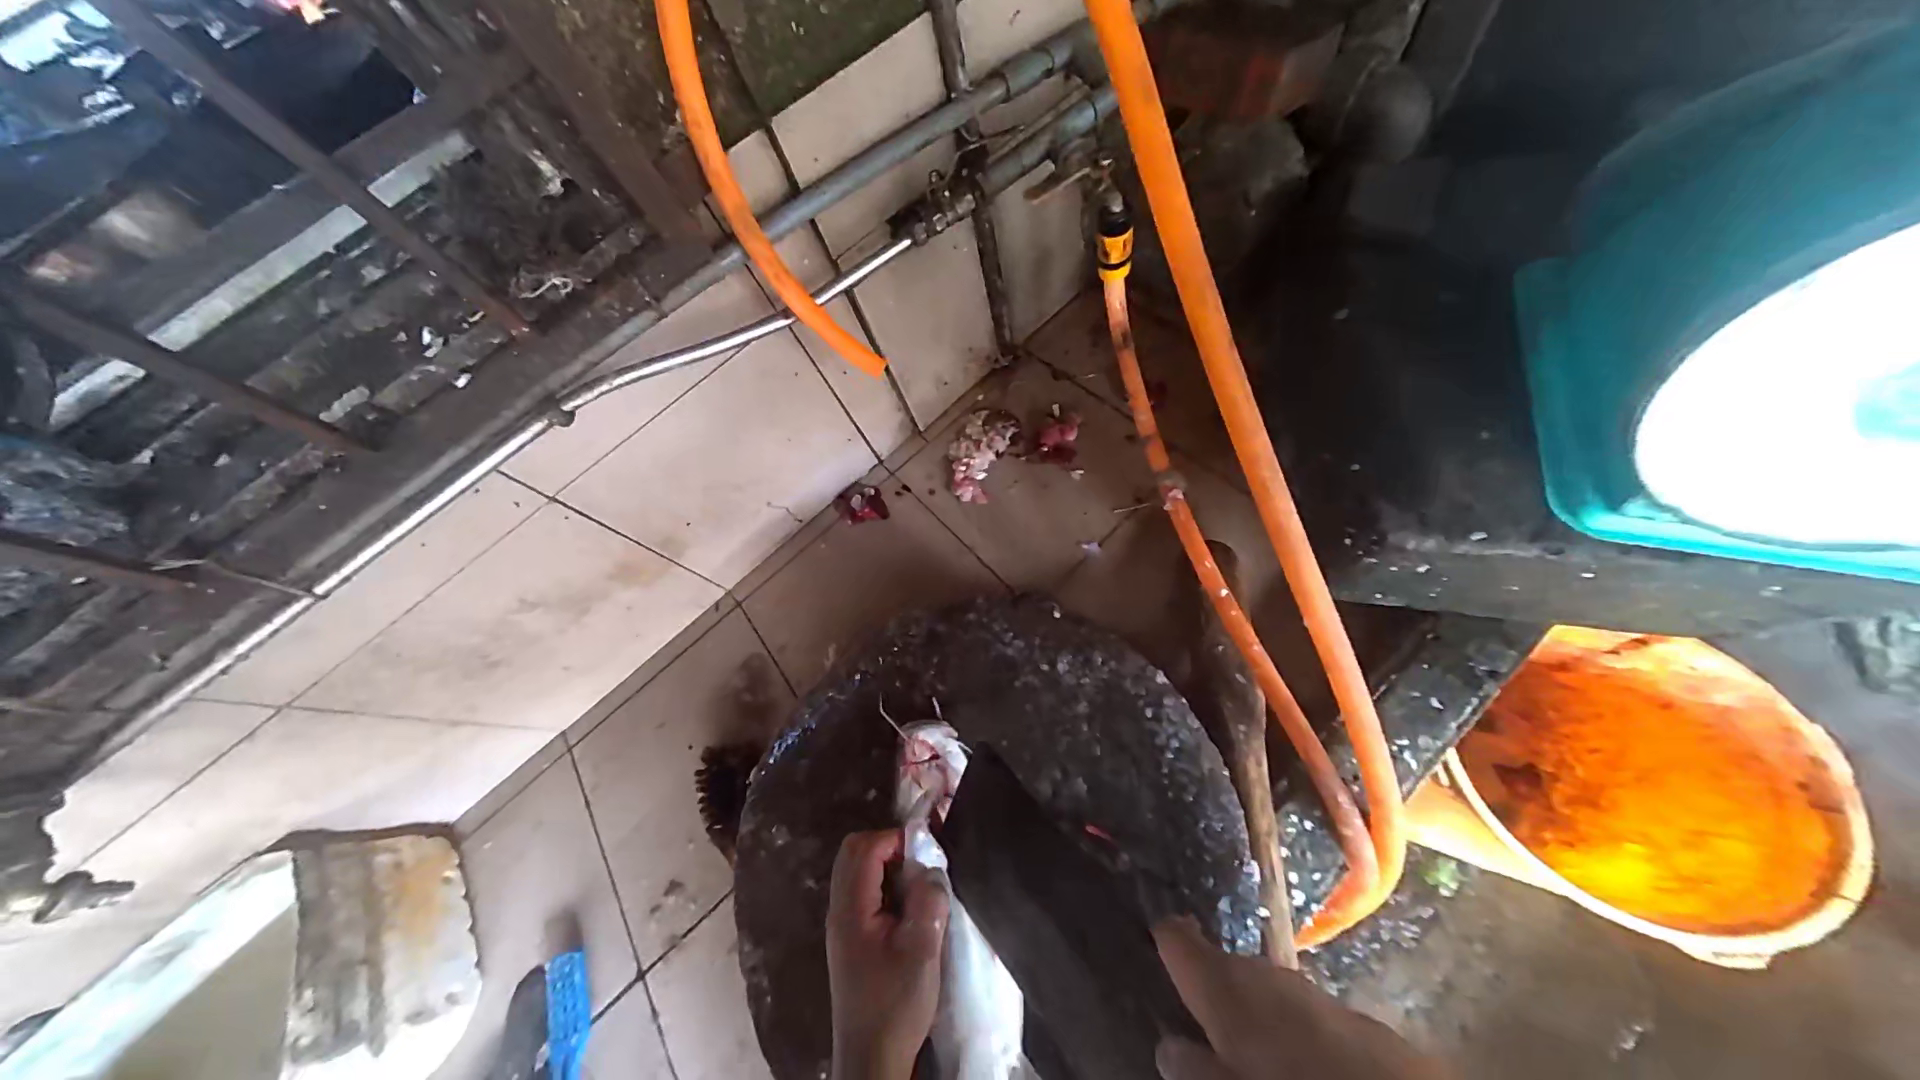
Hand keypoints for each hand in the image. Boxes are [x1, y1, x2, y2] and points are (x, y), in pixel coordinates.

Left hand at [827, 829, 949, 1079]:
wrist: (872, 1058)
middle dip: (888, 846)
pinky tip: (906, 909)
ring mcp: (841, 924)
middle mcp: (839, 909)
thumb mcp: (922, 951)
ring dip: (886, 866)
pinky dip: (883, 885)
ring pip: (856, 870)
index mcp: (851, 909)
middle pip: (853, 852)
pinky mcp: (849, 938)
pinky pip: (861, 891)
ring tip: (916, 885)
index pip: (864, 848)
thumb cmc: (896, 1005)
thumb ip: (928, 901)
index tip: (925, 854)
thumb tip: (931, 869)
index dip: (895, 839)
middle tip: (919, 864)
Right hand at [1152, 919, 1448, 1079]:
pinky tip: (1301, 1065)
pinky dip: (1292, 1030)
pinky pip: (1303, 1014)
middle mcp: (1262, 973)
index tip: (1155, 944)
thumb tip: (1169, 1047)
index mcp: (1222, 985)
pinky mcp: (1351, 1017)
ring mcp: (1309, 991)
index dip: (1165, 938)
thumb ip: (1193, 1070)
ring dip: (1254, 1011)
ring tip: (1249, 1048)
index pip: (1177, 937)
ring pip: (1265, 990)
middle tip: (1200, 1018)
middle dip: (1211, 986)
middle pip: (1222, 966)